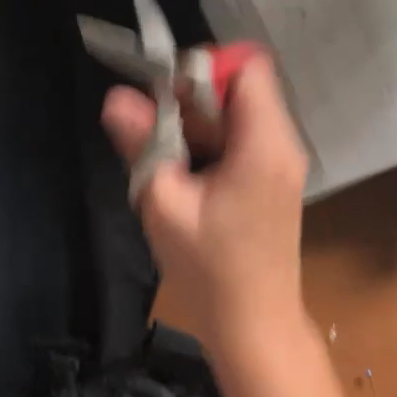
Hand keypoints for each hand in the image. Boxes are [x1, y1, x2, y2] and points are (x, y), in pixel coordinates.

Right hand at [102, 54, 308, 354]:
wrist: (253, 329)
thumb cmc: (210, 270)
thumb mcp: (164, 203)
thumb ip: (142, 143)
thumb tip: (116, 98)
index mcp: (264, 143)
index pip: (247, 66)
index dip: (202, 68)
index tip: (162, 93)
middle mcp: (280, 144)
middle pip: (237, 88)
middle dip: (188, 98)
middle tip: (149, 129)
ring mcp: (278, 164)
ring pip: (232, 115)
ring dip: (192, 124)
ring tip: (161, 158)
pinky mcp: (268, 182)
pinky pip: (235, 140)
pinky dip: (204, 145)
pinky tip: (178, 176)